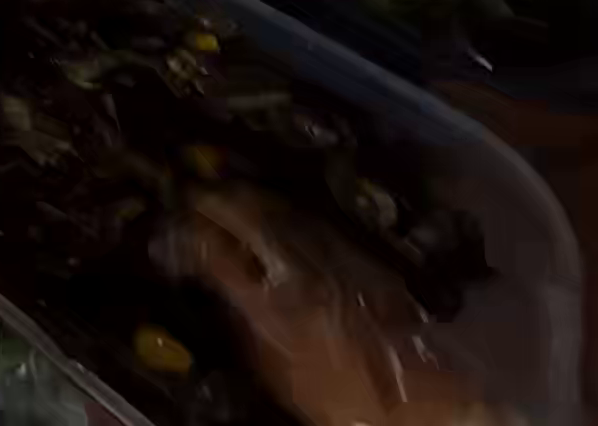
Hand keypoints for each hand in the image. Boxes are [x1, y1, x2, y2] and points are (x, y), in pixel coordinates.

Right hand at [172, 191, 495, 425]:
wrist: (424, 416)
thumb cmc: (336, 396)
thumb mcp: (272, 361)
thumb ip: (239, 312)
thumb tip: (213, 279)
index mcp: (269, 299)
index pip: (211, 247)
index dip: (186, 230)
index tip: (172, 224)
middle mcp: (298, 271)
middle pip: (245, 214)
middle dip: (213, 199)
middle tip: (194, 195)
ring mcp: (333, 261)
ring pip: (279, 210)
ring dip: (248, 197)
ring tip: (228, 193)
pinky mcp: (362, 263)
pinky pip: (311, 222)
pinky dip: (284, 212)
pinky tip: (275, 214)